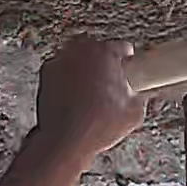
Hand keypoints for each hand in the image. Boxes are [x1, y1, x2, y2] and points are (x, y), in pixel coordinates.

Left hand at [34, 38, 146, 161]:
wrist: (66, 139)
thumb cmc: (98, 125)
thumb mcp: (134, 113)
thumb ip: (138, 96)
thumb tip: (138, 96)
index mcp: (106, 54)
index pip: (122, 46)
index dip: (127, 56)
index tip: (128, 61)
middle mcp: (83, 50)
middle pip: (97, 47)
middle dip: (103, 59)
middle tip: (108, 77)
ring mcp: (63, 58)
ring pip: (77, 54)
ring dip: (84, 65)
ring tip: (89, 85)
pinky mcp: (48, 70)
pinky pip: (61, 66)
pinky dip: (66, 75)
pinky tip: (72, 92)